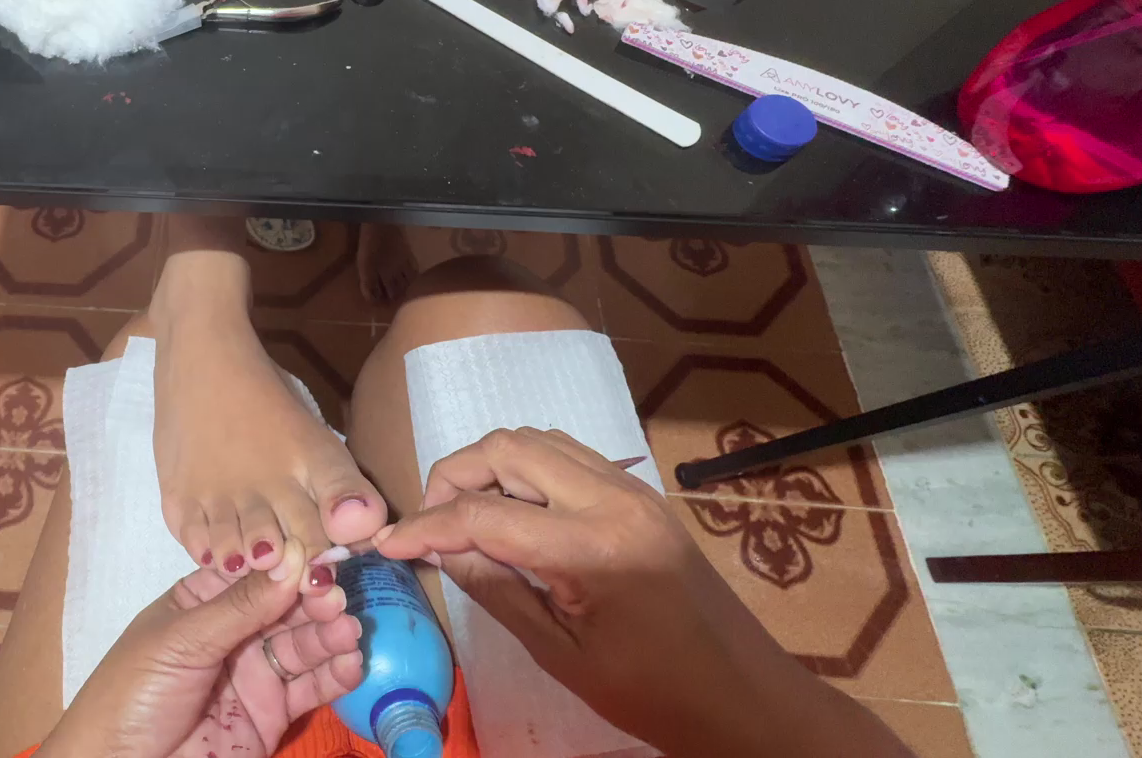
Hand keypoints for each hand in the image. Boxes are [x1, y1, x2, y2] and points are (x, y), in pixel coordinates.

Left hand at [39, 543, 362, 757]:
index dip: (288, 562)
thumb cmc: (134, 691)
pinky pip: (307, 688)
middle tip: (337, 595)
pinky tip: (351, 661)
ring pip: (301, 643)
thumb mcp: (183, 639)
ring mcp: (253, 671)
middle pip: (284, 605)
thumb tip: (294, 557)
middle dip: (313, 598)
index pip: (255, 572)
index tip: (321, 553)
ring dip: (328, 634)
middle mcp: (234, 629)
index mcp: (203, 598)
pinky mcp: (270, 714)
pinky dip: (333, 674)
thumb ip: (241, 604)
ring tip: (349, 628)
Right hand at [374, 428, 912, 757]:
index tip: (388, 542)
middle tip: (433, 522)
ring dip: (487, 464)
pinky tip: (512, 503)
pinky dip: (522, 465)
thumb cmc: (656, 696)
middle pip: (505, 448)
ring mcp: (628, 486)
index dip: (426, 526)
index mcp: (593, 550)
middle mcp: (611, 498)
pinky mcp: (636, 489)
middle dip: (453, 476)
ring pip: (532, 439)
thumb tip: (443, 546)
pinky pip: (562, 451)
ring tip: (466, 511)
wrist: (753, 702)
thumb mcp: (562, 656)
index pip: (484, 516)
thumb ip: (495, 589)